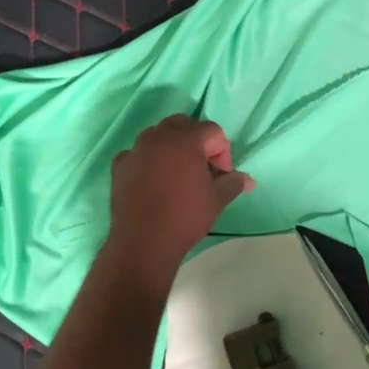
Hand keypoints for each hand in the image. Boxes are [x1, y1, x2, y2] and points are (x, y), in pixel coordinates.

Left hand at [104, 116, 252, 281]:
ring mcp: (136, 149)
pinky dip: (148, 160)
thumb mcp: (217, 199)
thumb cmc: (185, 217)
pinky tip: (153, 182)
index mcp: (186, 140)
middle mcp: (158, 136)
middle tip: (201, 168)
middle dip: (197, 141)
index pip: (213, 131)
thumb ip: (233, 182)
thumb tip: (248, 180)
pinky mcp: (120, 164)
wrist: (144, 243)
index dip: (222, 152)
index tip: (221, 176)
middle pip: (183, 125)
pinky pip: (138, 153)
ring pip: (158, 135)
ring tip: (177, 175)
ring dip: (172, 147)